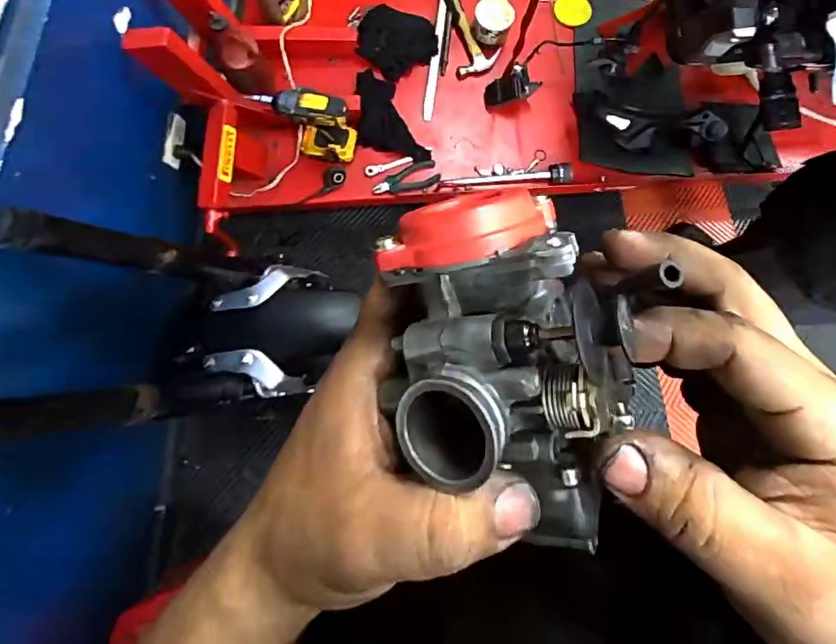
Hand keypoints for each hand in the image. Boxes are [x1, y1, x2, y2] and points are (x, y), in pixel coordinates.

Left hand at [144, 282, 539, 642]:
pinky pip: (462, 386)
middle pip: (446, 311)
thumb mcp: (374, 534)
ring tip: (553, 343)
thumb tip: (525, 504)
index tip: (510, 258)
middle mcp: (390, 364)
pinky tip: (530, 396)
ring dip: (497, 344)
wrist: (282, 577)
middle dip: (495, 301)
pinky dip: (492, 384)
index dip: (455, 261)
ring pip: (456, 348)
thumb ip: (443, 527)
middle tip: (552, 306)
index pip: (409, 285)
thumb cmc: (310, 538)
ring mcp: (404, 389)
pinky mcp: (417, 417)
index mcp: (369, 363)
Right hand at [580, 232, 835, 643]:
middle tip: (612, 247)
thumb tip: (610, 451)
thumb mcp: (771, 570)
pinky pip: (708, 357)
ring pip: (724, 316)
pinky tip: (628, 329)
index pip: (749, 346)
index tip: (620, 336)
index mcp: (831, 413)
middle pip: (743, 300)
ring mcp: (782, 390)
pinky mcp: (756, 408)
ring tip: (608, 275)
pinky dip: (665, 333)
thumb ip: (694, 510)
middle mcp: (810, 383)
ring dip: (666, 288)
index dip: (682, 331)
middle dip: (677, 266)